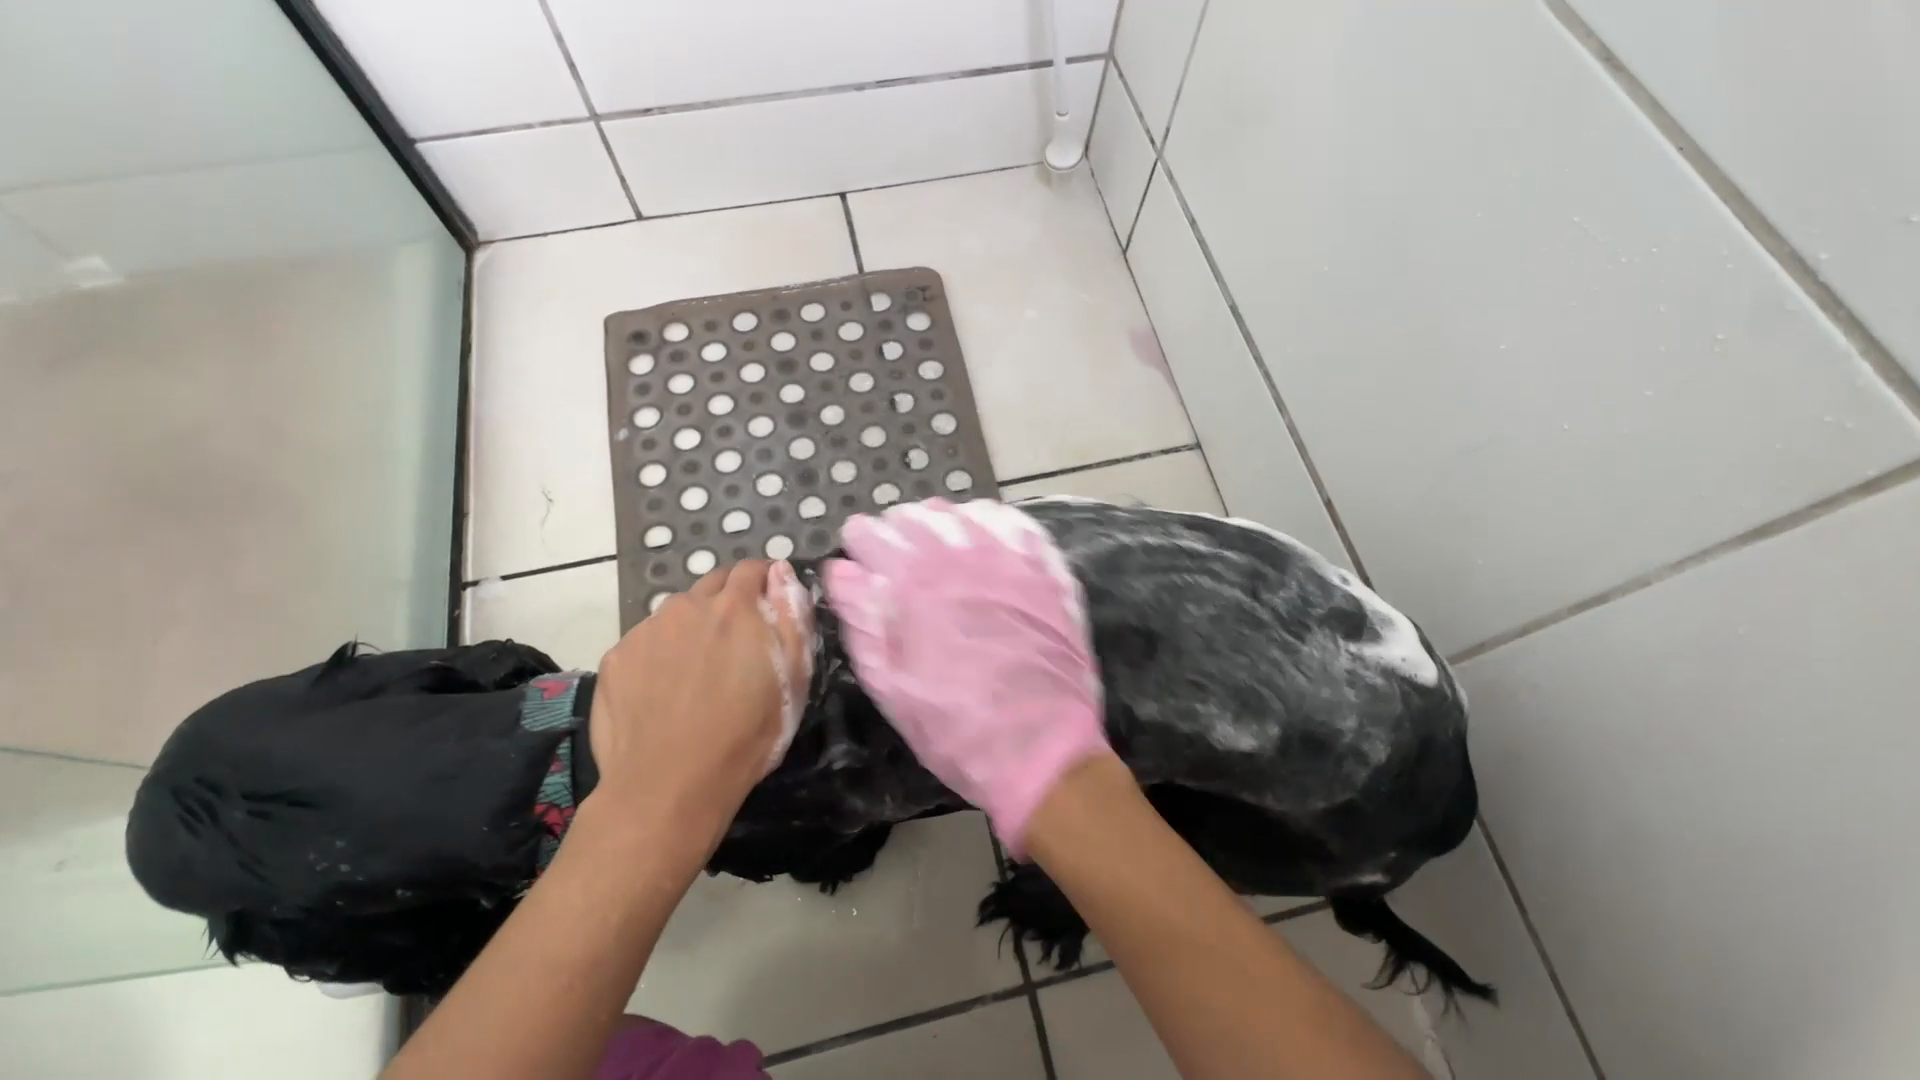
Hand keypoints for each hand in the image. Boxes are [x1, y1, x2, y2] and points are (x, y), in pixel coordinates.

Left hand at [587, 560, 813, 843]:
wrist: (667, 786)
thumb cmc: (745, 737)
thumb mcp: (794, 680)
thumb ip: (793, 617)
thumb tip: (782, 572)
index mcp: (735, 608)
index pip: (752, 569)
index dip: (764, 585)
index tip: (769, 611)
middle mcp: (687, 606)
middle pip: (712, 586)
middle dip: (729, 605)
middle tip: (735, 649)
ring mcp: (645, 631)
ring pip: (677, 615)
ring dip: (692, 630)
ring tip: (696, 677)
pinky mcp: (616, 658)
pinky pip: (645, 643)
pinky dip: (658, 657)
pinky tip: (663, 695)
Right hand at [823, 499, 1110, 853]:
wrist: (1040, 750)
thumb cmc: (953, 728)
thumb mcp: (889, 684)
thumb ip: (861, 620)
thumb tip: (841, 571)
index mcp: (913, 584)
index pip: (871, 534)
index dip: (858, 545)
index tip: (857, 560)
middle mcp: (960, 557)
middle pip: (915, 517)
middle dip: (895, 533)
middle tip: (893, 560)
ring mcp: (1010, 560)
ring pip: (963, 513)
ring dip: (940, 524)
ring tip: (936, 548)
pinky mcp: (1046, 572)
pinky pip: (1015, 524)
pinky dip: (990, 523)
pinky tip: (983, 539)